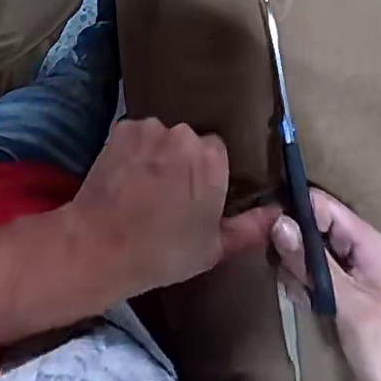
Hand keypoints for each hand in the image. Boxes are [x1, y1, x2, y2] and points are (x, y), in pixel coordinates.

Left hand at [58, 119, 280, 304]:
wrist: (101, 245)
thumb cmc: (162, 252)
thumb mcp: (213, 248)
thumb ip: (250, 227)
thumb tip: (280, 212)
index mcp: (212, 158)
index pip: (218, 153)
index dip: (208, 175)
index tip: (197, 196)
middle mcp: (184, 134)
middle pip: (190, 140)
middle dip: (183, 161)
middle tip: (169, 193)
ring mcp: (151, 128)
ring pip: (162, 136)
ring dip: (158, 153)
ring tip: (143, 185)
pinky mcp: (122, 128)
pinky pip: (137, 134)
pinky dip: (134, 150)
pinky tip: (126, 175)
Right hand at [273, 190, 380, 380]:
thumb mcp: (349, 305)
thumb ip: (312, 263)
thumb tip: (278, 221)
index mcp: (367, 242)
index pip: (321, 204)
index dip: (293, 209)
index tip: (265, 224)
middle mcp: (357, 251)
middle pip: (312, 226)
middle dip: (290, 241)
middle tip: (279, 265)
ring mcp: (349, 276)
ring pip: (308, 252)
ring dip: (294, 268)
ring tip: (296, 290)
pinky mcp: (342, 300)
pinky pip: (312, 278)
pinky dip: (301, 286)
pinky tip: (300, 301)